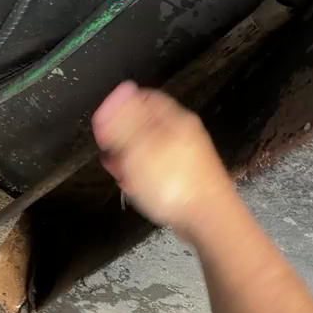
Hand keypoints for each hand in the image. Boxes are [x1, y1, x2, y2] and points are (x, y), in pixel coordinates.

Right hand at [91, 81, 234, 234]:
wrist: (209, 220)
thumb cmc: (174, 182)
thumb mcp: (139, 147)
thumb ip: (126, 121)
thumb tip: (119, 92)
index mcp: (173, 120)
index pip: (142, 98)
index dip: (118, 107)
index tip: (103, 123)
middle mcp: (183, 134)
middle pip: (144, 124)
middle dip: (121, 137)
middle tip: (109, 150)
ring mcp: (185, 157)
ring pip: (149, 148)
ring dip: (129, 159)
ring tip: (119, 172)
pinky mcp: (185, 177)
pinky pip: (158, 169)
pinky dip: (142, 175)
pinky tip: (135, 187)